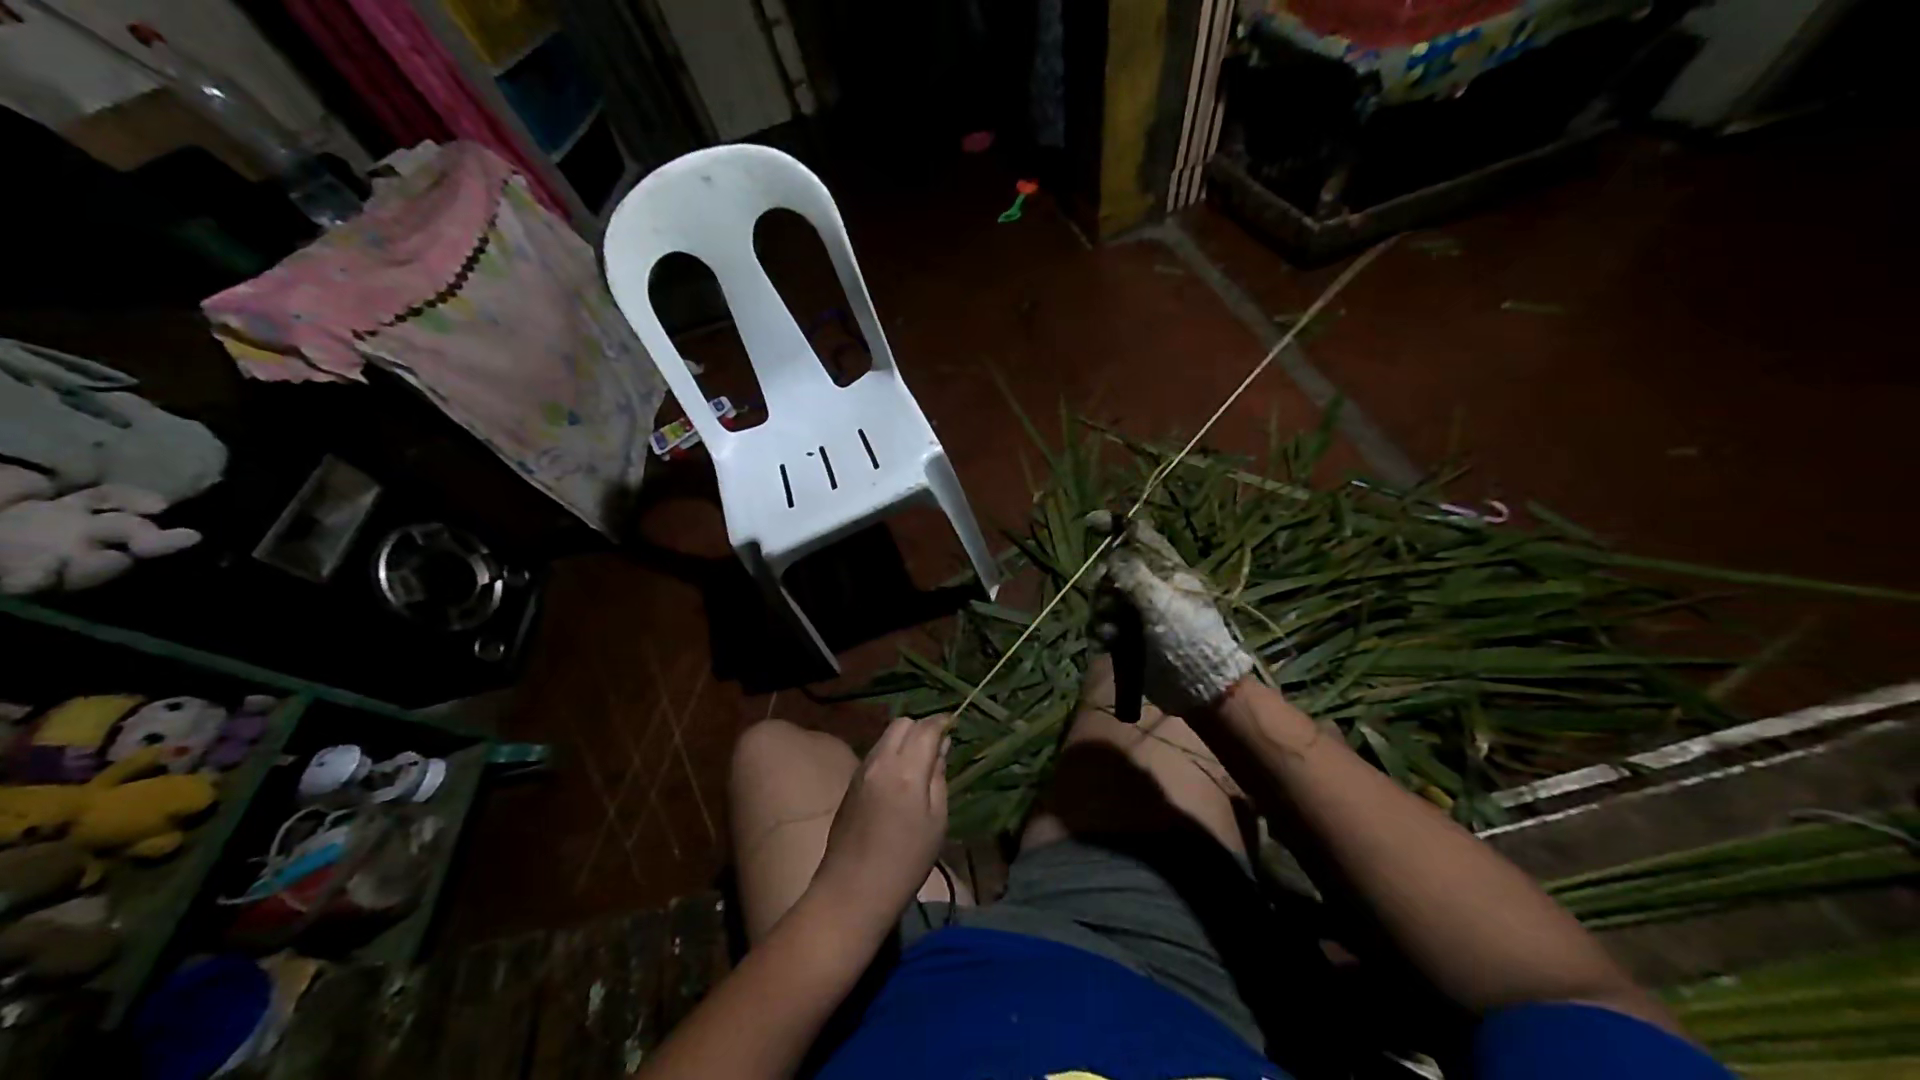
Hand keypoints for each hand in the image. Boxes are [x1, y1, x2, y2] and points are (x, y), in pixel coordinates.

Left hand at [809, 715, 949, 931]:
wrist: (853, 889)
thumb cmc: (906, 861)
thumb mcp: (936, 820)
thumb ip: (938, 776)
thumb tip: (941, 747)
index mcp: (906, 770)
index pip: (926, 728)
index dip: (942, 723)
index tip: (953, 727)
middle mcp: (881, 761)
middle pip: (902, 724)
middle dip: (921, 728)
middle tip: (936, 749)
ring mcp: (862, 770)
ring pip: (886, 736)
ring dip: (904, 740)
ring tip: (919, 764)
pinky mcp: (851, 782)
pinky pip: (875, 753)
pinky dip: (890, 754)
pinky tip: (898, 779)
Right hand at [1087, 510, 1253, 716]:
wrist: (1200, 688)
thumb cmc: (1189, 640)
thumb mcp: (1162, 603)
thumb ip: (1134, 574)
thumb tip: (1112, 555)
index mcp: (1167, 571)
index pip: (1141, 537)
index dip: (1116, 528)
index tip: (1090, 524)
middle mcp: (1151, 588)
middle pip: (1114, 570)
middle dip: (1104, 584)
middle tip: (1108, 601)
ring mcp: (1140, 614)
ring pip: (1105, 599)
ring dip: (1102, 613)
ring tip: (1112, 631)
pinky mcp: (1131, 637)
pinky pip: (1104, 625)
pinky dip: (1101, 632)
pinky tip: (1107, 643)